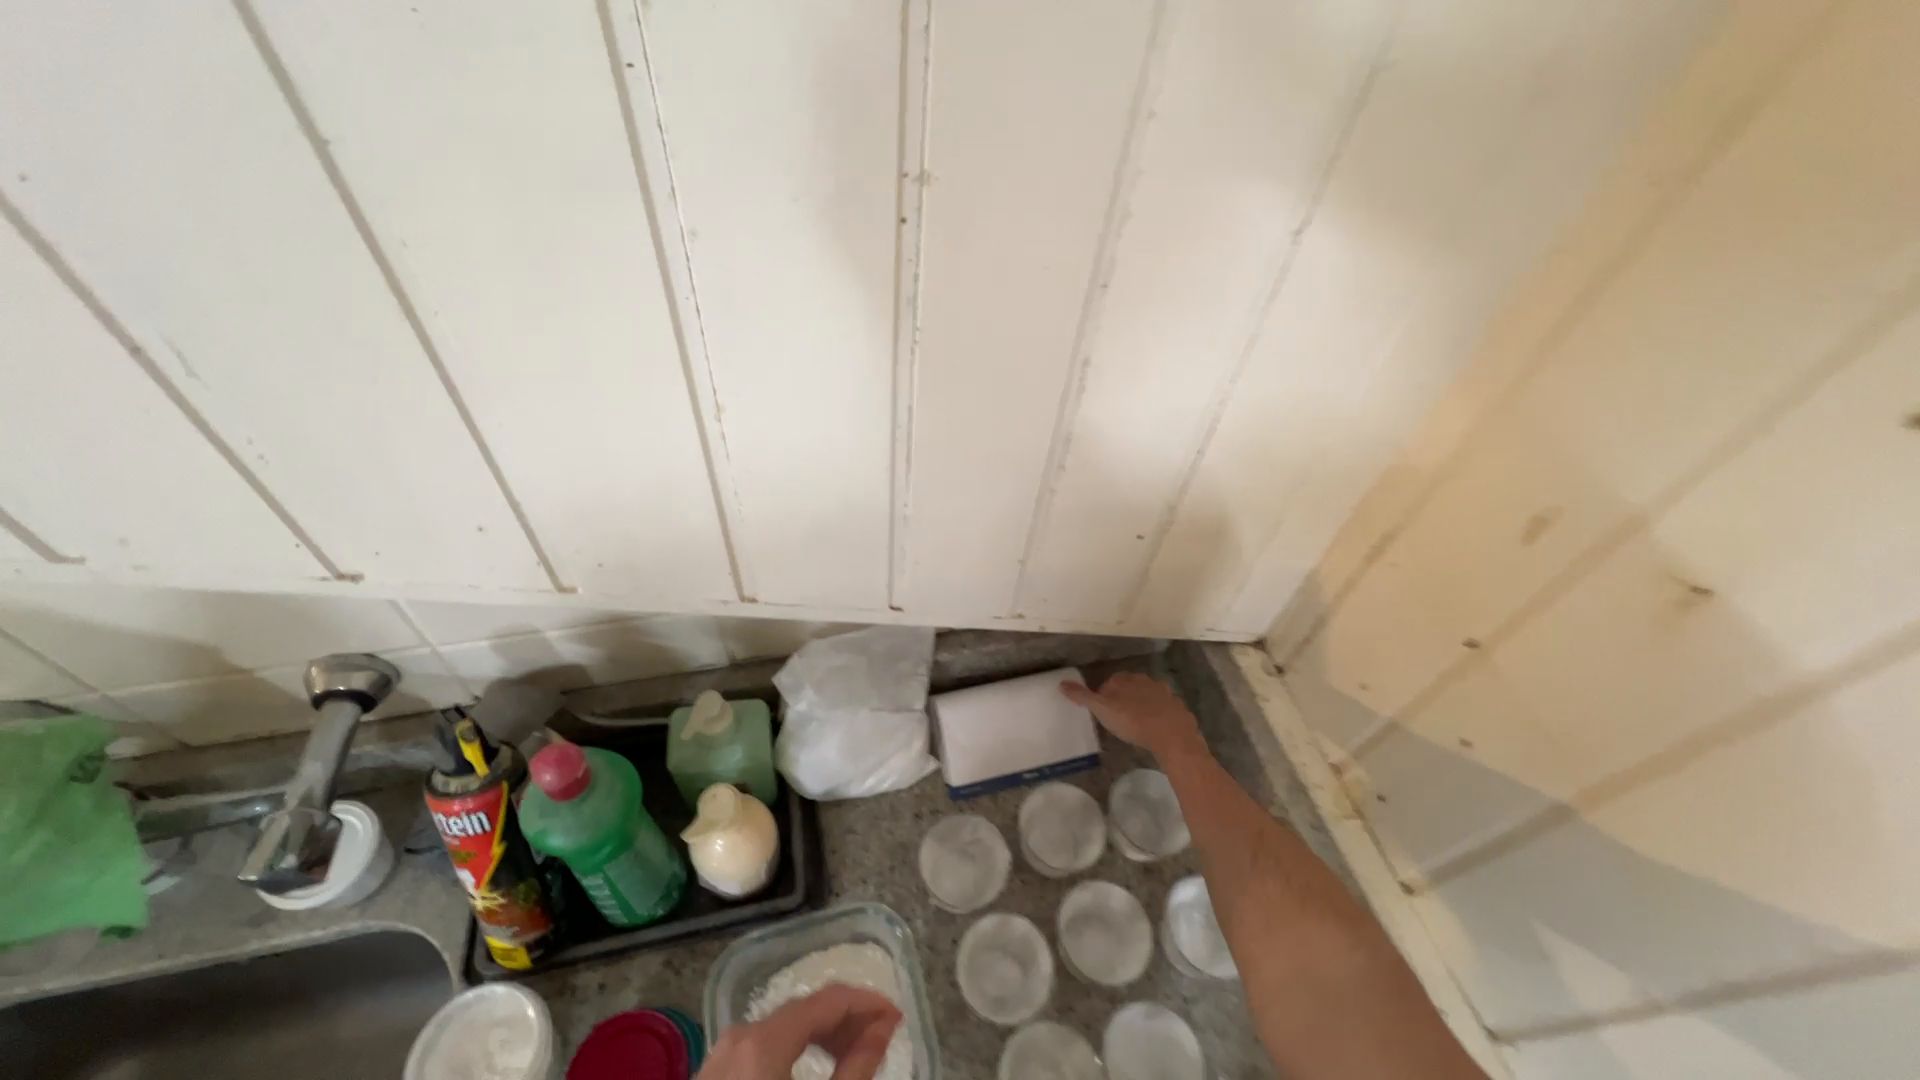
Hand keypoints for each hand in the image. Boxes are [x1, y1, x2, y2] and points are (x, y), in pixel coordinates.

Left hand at [697, 985, 901, 1079]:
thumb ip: (856, 1068)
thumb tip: (882, 1030)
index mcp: (766, 1040)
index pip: (830, 999)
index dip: (869, 1003)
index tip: (898, 1020)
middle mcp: (741, 1034)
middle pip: (806, 1010)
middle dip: (848, 1021)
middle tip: (882, 1041)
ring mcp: (721, 1054)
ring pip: (784, 1027)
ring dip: (824, 1036)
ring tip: (853, 1058)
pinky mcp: (713, 1074)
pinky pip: (763, 1046)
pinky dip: (796, 1049)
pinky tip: (815, 1070)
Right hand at [1060, 673, 1203, 760]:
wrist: (1171, 734)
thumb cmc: (1132, 720)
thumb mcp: (1102, 709)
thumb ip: (1082, 697)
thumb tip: (1061, 684)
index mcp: (1125, 679)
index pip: (1110, 683)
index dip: (1104, 697)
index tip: (1103, 713)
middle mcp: (1145, 680)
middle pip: (1130, 688)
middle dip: (1124, 700)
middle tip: (1119, 720)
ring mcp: (1164, 692)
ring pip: (1148, 697)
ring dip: (1142, 707)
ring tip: (1136, 726)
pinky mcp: (1177, 706)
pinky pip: (1163, 709)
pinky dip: (1158, 716)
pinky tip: (1155, 730)